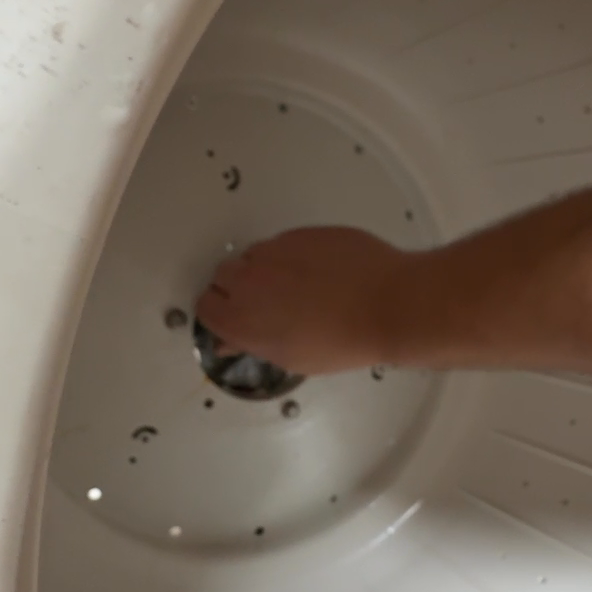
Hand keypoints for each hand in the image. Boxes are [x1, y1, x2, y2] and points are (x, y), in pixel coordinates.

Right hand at [196, 227, 409, 374]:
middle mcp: (250, 280)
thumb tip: (234, 340)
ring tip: (297, 286)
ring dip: (264, 269)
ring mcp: (275, 251)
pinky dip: (292, 255)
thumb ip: (254, 343)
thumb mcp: (293, 358)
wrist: (386, 304)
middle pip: (223, 276)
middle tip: (265, 302)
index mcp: (242, 318)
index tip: (232, 318)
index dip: (219, 313)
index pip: (205, 307)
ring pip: (253, 256)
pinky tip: (318, 271)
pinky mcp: (300, 233)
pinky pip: (284, 242)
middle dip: (237, 288)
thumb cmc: (344, 340)